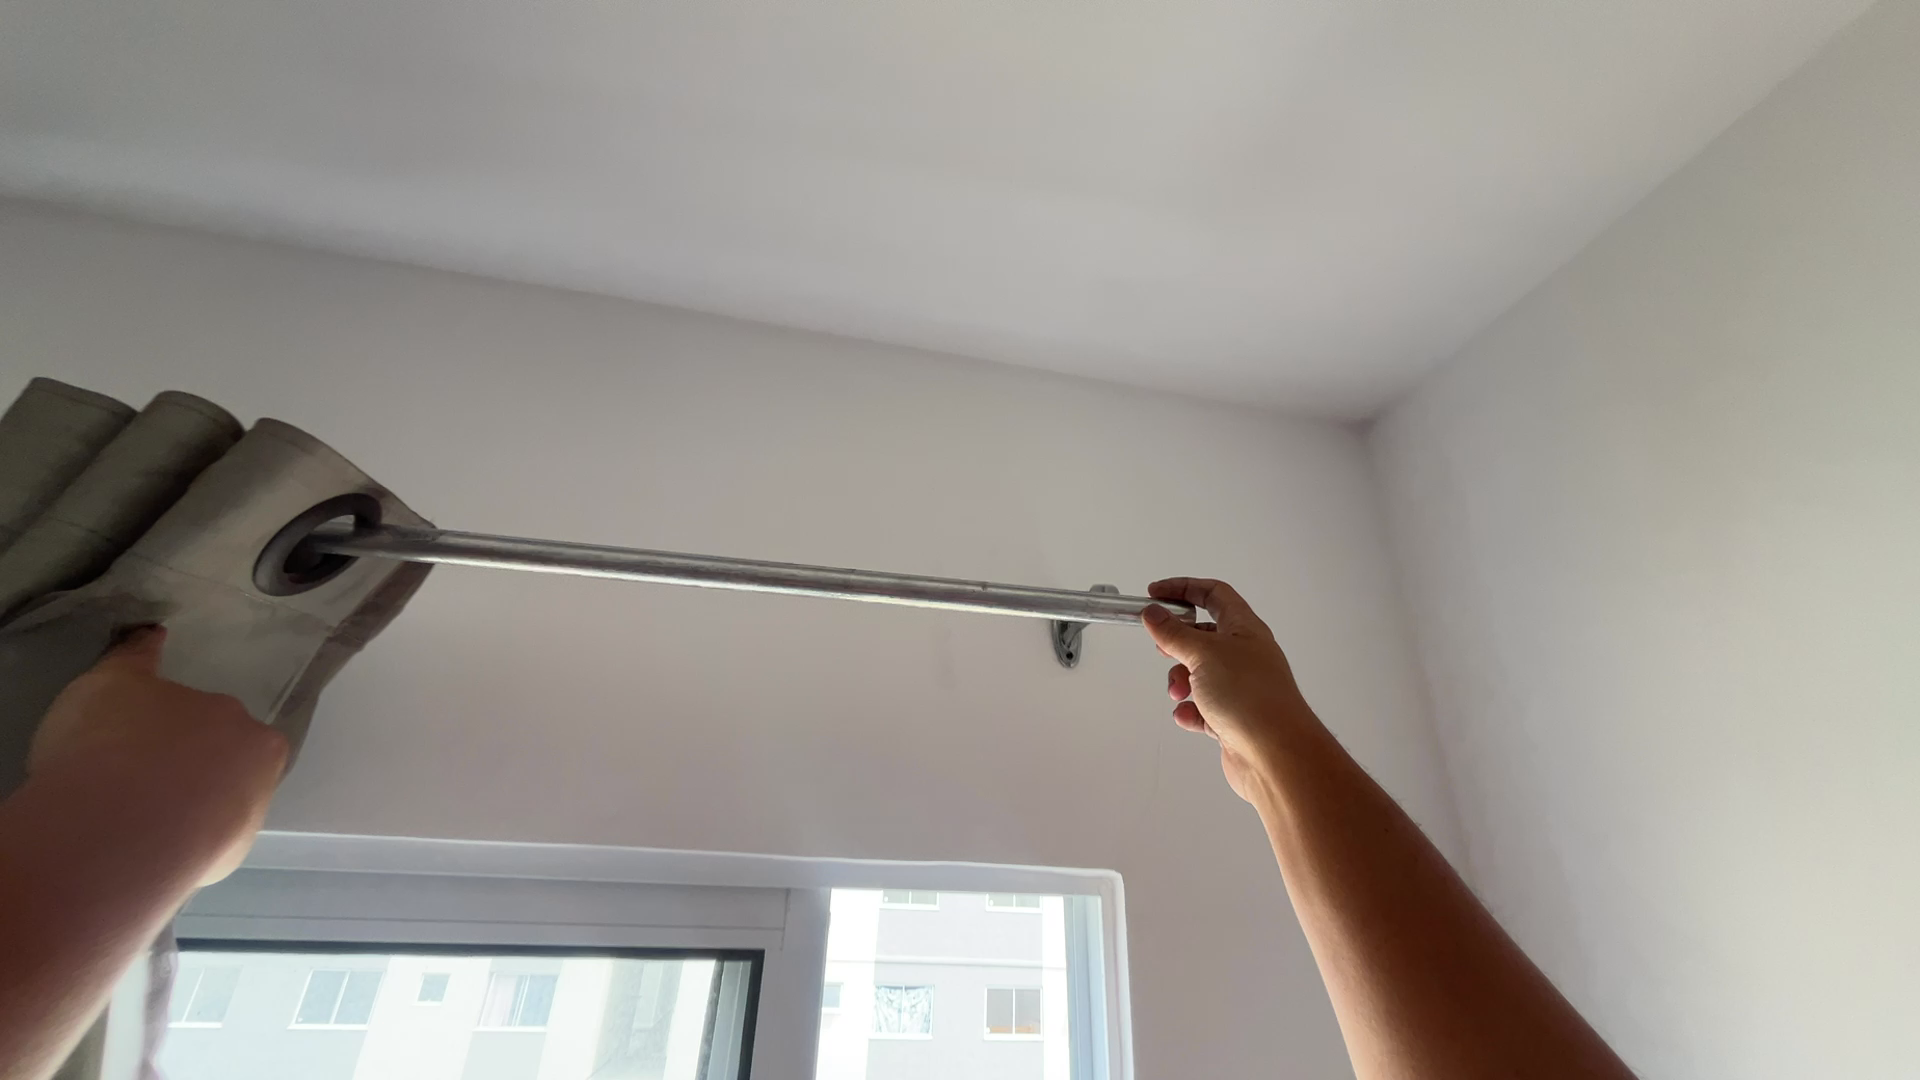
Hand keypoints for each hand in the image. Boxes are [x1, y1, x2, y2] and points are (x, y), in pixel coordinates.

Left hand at [29, 627, 286, 884]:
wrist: (141, 826)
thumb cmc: (192, 842)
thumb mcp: (227, 846)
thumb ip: (227, 821)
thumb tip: (213, 826)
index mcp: (265, 751)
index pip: (242, 757)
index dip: (212, 780)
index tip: (186, 801)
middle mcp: (236, 719)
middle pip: (211, 728)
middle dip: (185, 752)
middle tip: (145, 789)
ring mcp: (184, 702)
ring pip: (169, 711)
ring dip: (151, 728)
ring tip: (110, 765)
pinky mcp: (127, 686)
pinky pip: (138, 661)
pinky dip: (143, 650)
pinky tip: (149, 637)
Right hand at [1141, 578, 1314, 801]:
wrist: (1276, 756)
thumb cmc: (1246, 695)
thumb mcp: (1202, 654)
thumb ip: (1172, 633)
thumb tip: (1153, 613)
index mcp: (1244, 630)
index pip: (1214, 594)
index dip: (1183, 588)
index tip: (1154, 594)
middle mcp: (1245, 655)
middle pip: (1204, 636)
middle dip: (1177, 644)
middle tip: (1162, 650)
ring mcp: (1240, 687)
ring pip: (1199, 673)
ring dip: (1181, 682)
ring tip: (1180, 694)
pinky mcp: (1234, 718)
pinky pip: (1203, 707)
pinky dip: (1191, 711)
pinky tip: (1190, 717)